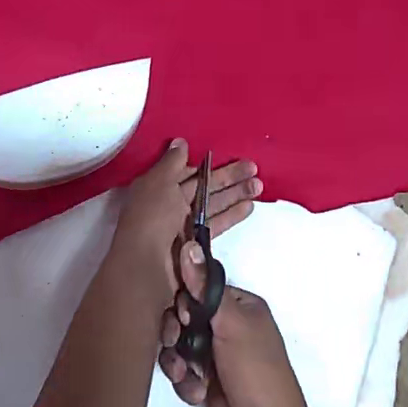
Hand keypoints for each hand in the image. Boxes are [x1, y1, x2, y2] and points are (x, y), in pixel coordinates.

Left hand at [113, 139, 258, 294]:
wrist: (149, 265)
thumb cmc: (152, 217)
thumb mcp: (159, 182)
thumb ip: (172, 161)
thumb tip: (181, 141)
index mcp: (160, 187)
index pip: (190, 172)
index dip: (211, 164)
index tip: (233, 156)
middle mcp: (172, 205)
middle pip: (206, 187)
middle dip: (230, 177)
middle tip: (255, 169)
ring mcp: (185, 225)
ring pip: (215, 204)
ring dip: (236, 194)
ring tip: (259, 186)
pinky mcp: (197, 243)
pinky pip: (217, 224)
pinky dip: (233, 215)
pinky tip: (249, 206)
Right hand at [158, 242, 312, 406]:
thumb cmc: (256, 370)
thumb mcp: (232, 325)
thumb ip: (206, 289)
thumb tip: (189, 245)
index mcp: (241, 306)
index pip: (201, 289)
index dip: (185, 300)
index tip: (181, 315)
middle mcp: (227, 326)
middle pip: (183, 317)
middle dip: (176, 334)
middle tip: (176, 344)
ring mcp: (215, 353)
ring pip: (177, 345)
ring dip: (179, 362)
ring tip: (189, 375)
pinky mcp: (204, 378)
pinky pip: (181, 370)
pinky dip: (186, 382)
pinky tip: (198, 392)